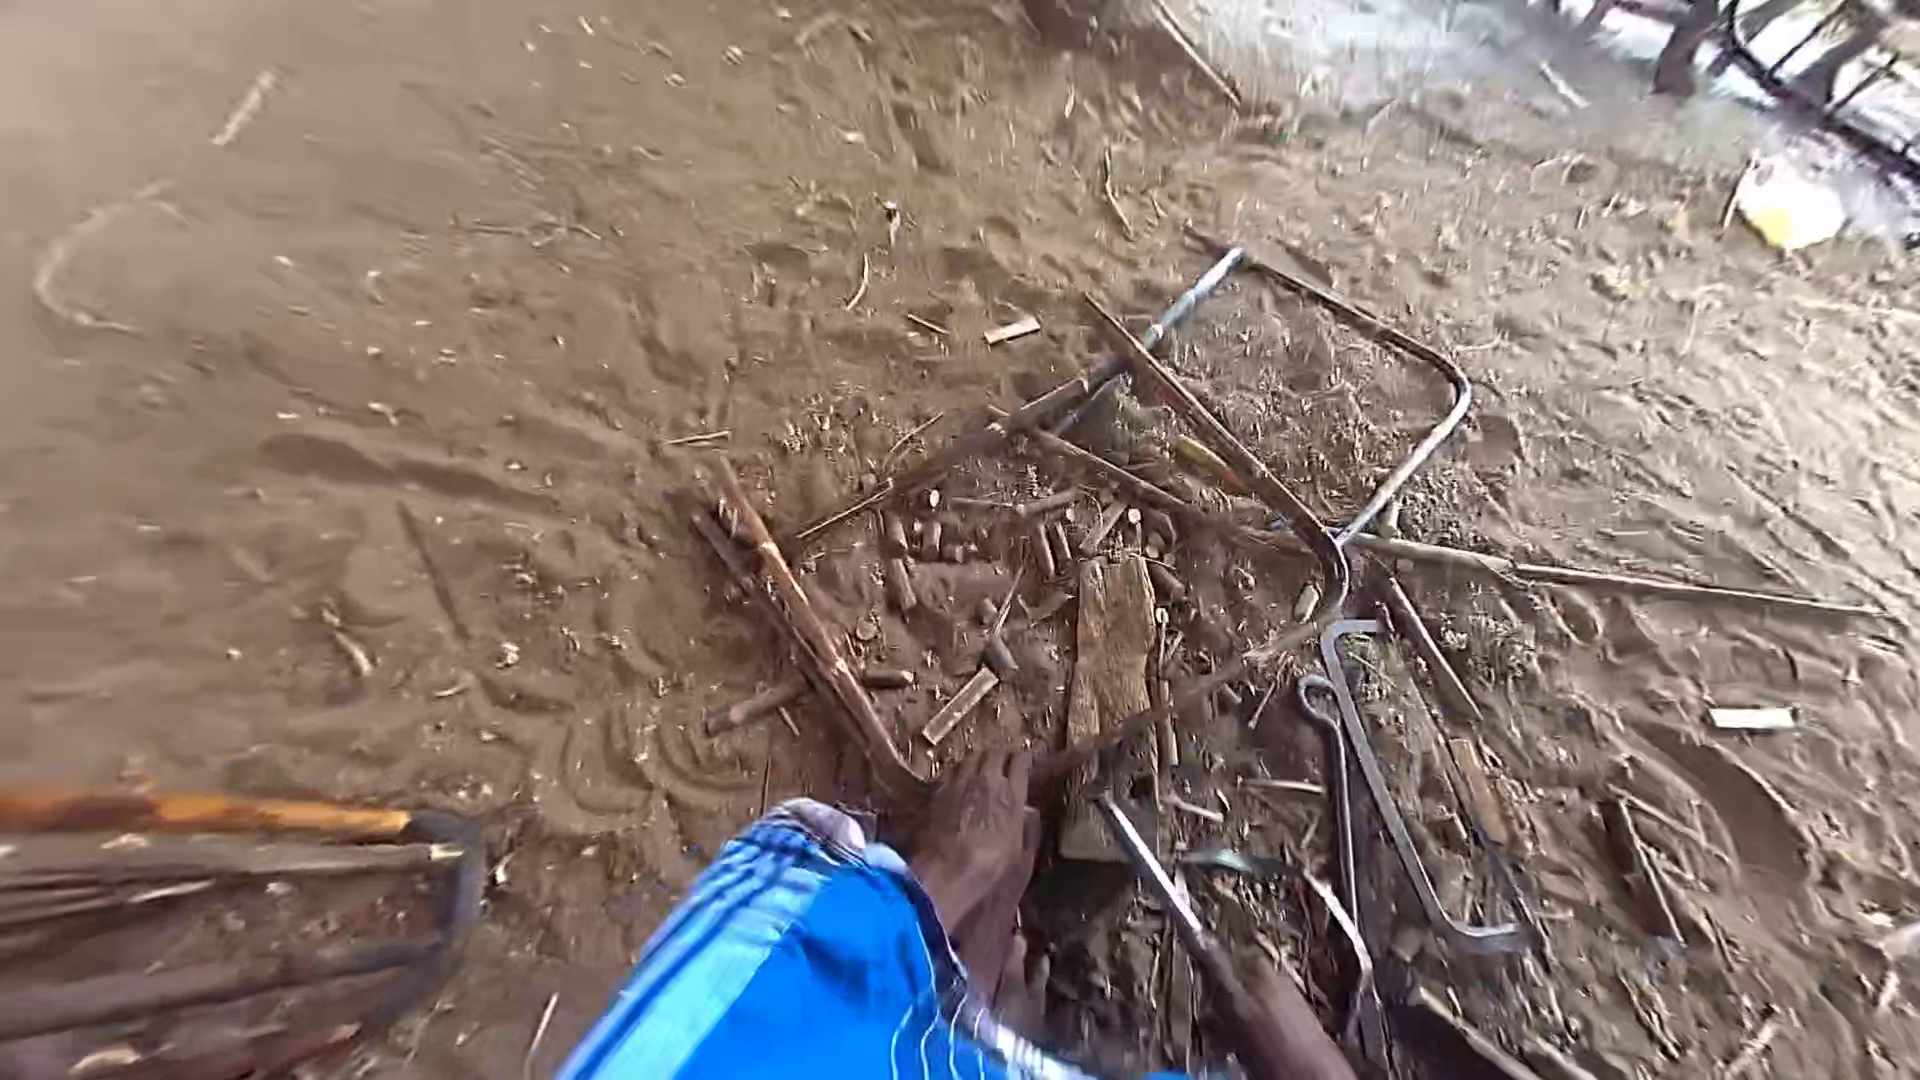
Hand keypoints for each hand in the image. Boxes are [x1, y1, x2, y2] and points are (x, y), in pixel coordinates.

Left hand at [910, 748, 1030, 928]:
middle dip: (1001, 753)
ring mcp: (962, 781)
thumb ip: (1027, 827)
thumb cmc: (991, 866)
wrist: (950, 870)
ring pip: (972, 756)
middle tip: (1003, 758)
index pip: (1020, 761)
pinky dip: (960, 770)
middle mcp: (988, 780)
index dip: (1023, 757)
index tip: (1024, 759)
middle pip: (996, 752)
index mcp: (1012, 794)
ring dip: (979, 758)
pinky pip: (953, 770)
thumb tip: (1029, 812)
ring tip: (981, 764)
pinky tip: (960, 779)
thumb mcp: (1021, 853)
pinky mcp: (942, 789)